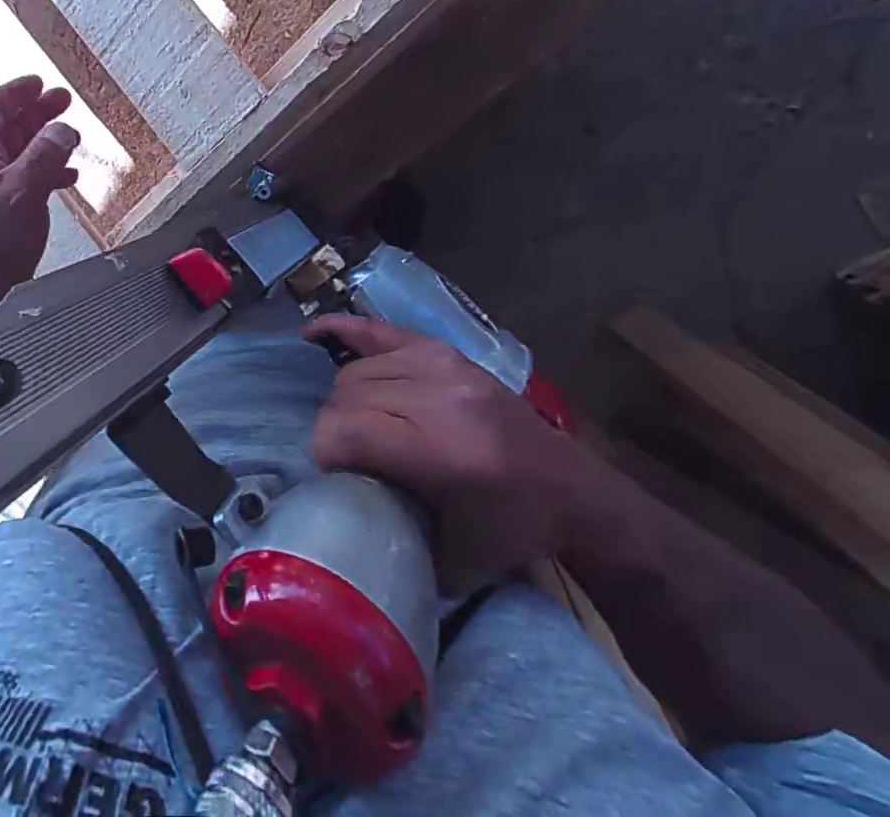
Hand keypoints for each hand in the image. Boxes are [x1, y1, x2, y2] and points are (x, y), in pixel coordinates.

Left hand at [0, 76, 79, 308]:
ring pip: (17, 153)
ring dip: (44, 141)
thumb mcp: (23, 191)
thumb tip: (63, 129)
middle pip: (5, 128)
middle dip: (34, 113)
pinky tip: (66, 176)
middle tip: (62, 101)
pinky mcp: (1, 212)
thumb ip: (45, 155)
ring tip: (71, 134)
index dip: (14, 92)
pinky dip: (46, 171)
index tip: (39, 82)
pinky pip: (25, 179)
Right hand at [302, 314, 611, 592]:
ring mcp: (446, 367)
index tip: (333, 474)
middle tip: (347, 456)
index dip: (326, 453)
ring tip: (357, 425)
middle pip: (346, 398)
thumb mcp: (450, 559)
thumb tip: (333, 510)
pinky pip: (380, 331)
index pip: (347, 430)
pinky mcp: (446, 353)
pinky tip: (313, 333)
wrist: (576, 492)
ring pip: (355, 372)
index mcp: (446, 451)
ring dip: (343, 399)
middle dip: (333, 429)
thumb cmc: (511, 530)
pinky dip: (344, 330)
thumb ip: (387, 531)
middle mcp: (444, 399)